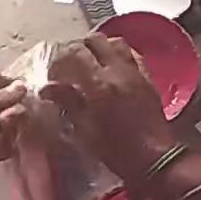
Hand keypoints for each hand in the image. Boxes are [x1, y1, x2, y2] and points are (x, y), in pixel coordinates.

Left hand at [0, 74, 28, 191]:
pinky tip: (13, 141)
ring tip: (3, 129)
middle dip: (16, 106)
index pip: (0, 81)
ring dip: (14, 123)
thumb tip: (24, 85)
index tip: (30, 89)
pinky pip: (11, 142)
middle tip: (8, 115)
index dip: (14, 83)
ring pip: (14, 121)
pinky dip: (15, 141)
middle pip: (11, 102)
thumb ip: (2, 97)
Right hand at [42, 35, 179, 182]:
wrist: (153, 159)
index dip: (60, 59)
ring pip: (116, 42)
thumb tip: (47, 89)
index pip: (75, 52)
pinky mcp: (148, 78)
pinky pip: (133, 54)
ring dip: (101, 47)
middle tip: (71, 64)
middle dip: (79, 48)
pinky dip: (120, 54)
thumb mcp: (84, 129)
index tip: (54, 74)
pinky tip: (114, 66)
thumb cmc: (114, 149)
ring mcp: (135, 72)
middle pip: (95, 40)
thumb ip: (68, 102)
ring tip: (92, 62)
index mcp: (98, 83)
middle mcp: (117, 71)